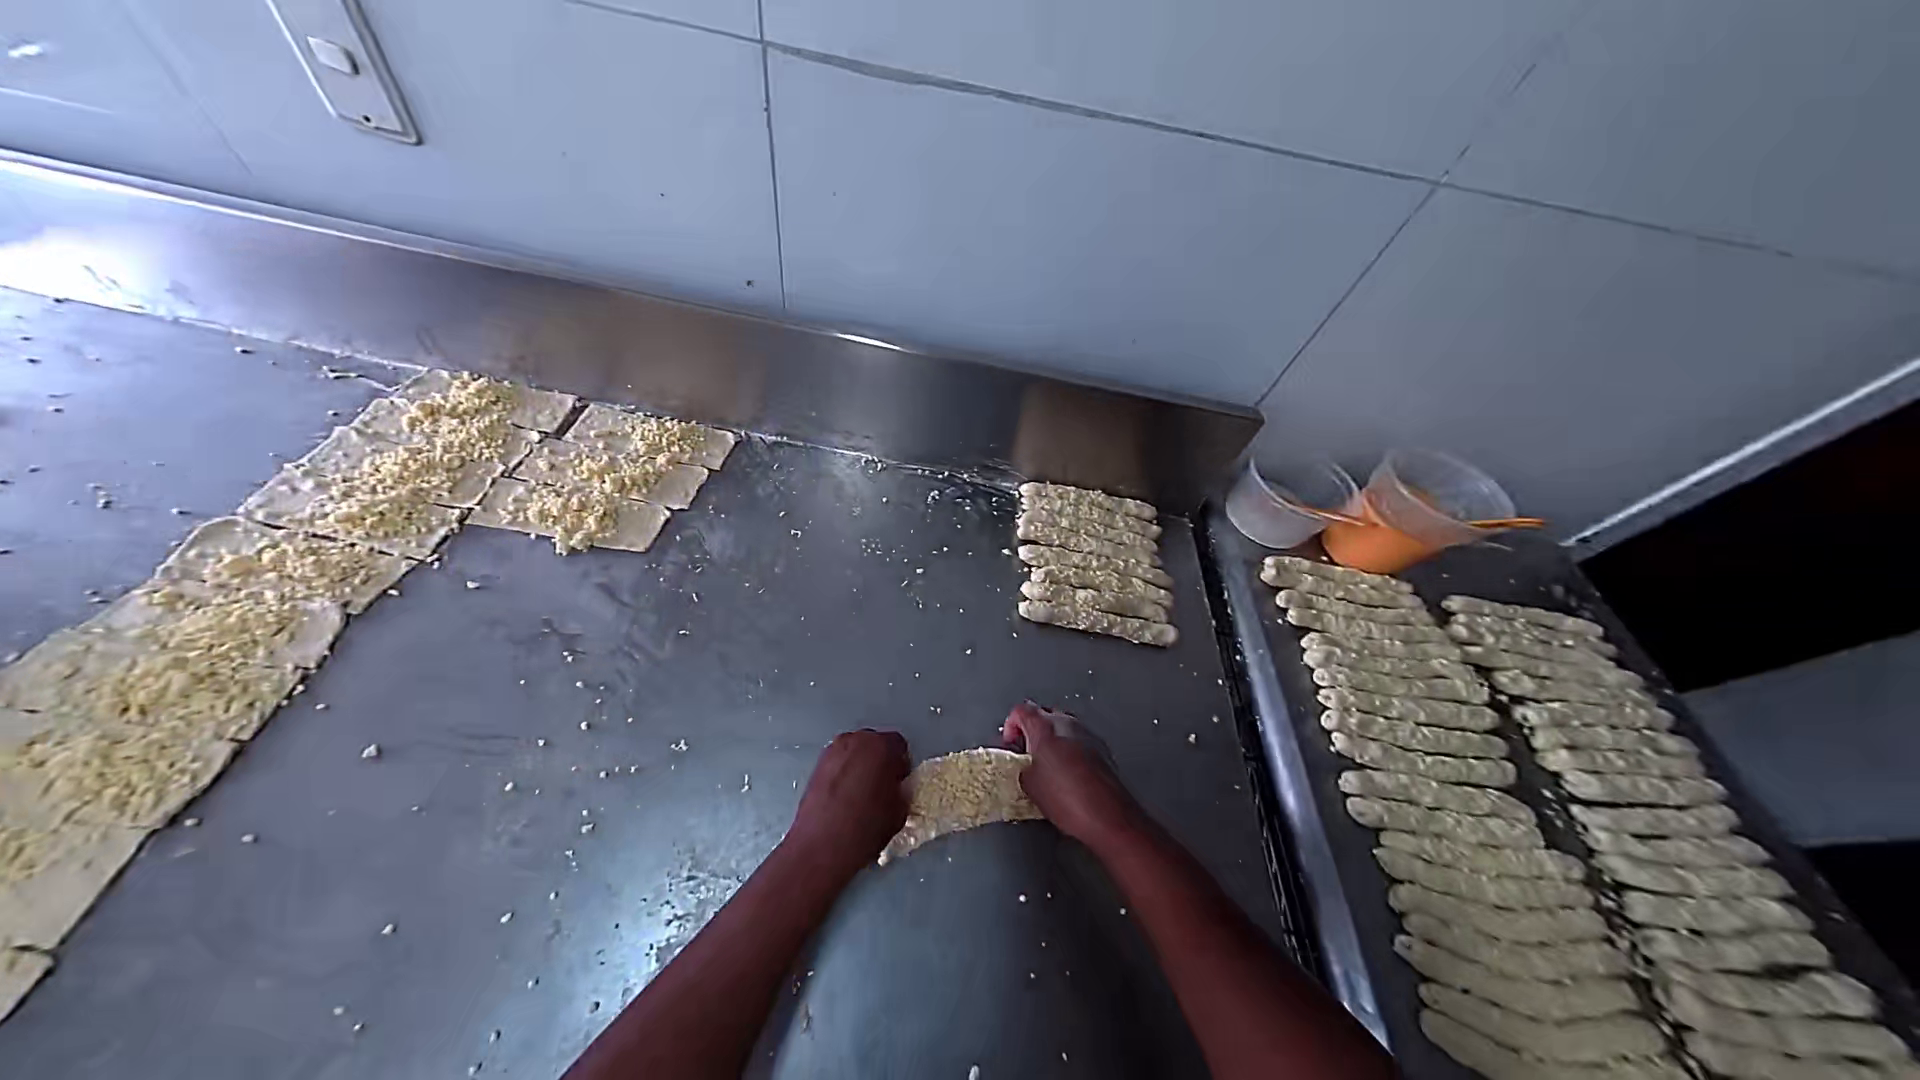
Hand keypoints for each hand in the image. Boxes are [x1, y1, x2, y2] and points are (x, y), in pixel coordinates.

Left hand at [784, 729, 910, 875]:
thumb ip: (901, 791)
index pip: (898, 744)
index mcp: (882, 747)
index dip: (901, 764)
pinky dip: (842, 774)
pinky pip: (837, 763)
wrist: (822, 846)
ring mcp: (833, 751)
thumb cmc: (864, 828)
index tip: (900, 780)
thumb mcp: (899, 811)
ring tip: (861, 794)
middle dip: (880, 761)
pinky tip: (844, 798)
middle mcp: (856, 742)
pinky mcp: (816, 766)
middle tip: (883, 786)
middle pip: (874, 744)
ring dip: (860, 766)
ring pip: (854, 752)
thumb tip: (897, 789)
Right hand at [1002, 703, 1143, 851]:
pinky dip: (1070, 751)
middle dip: (1032, 732)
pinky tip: (1067, 775)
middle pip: (1043, 715)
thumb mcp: (1029, 785)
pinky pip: (1079, 742)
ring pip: (1063, 728)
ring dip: (1052, 741)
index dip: (1011, 725)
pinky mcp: (1102, 750)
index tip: (1010, 741)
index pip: (1021, 710)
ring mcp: (1088, 735)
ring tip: (1046, 767)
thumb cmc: (1069, 799)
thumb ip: (1023, 767)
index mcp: (1045, 727)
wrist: (1108, 816)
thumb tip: (1026, 769)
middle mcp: (1067, 724)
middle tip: (1025, 753)